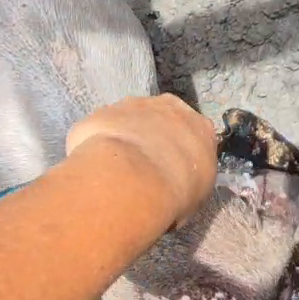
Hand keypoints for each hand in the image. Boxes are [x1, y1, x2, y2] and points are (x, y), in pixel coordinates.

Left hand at [67, 94, 218, 226]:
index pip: (194, 136)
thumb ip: (190, 180)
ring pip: (131, 120)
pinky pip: (102, 128)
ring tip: (116, 171)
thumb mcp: (197, 194)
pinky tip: (97, 166)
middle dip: (154, 139)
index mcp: (201, 128)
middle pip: (163, 120)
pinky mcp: (103, 112)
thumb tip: (177, 188)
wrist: (134, 179)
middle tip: (144, 170)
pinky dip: (99, 143)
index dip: (182, 154)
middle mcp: (170, 108)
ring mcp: (134, 105)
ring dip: (126, 139)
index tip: (173, 172)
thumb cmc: (176, 192)